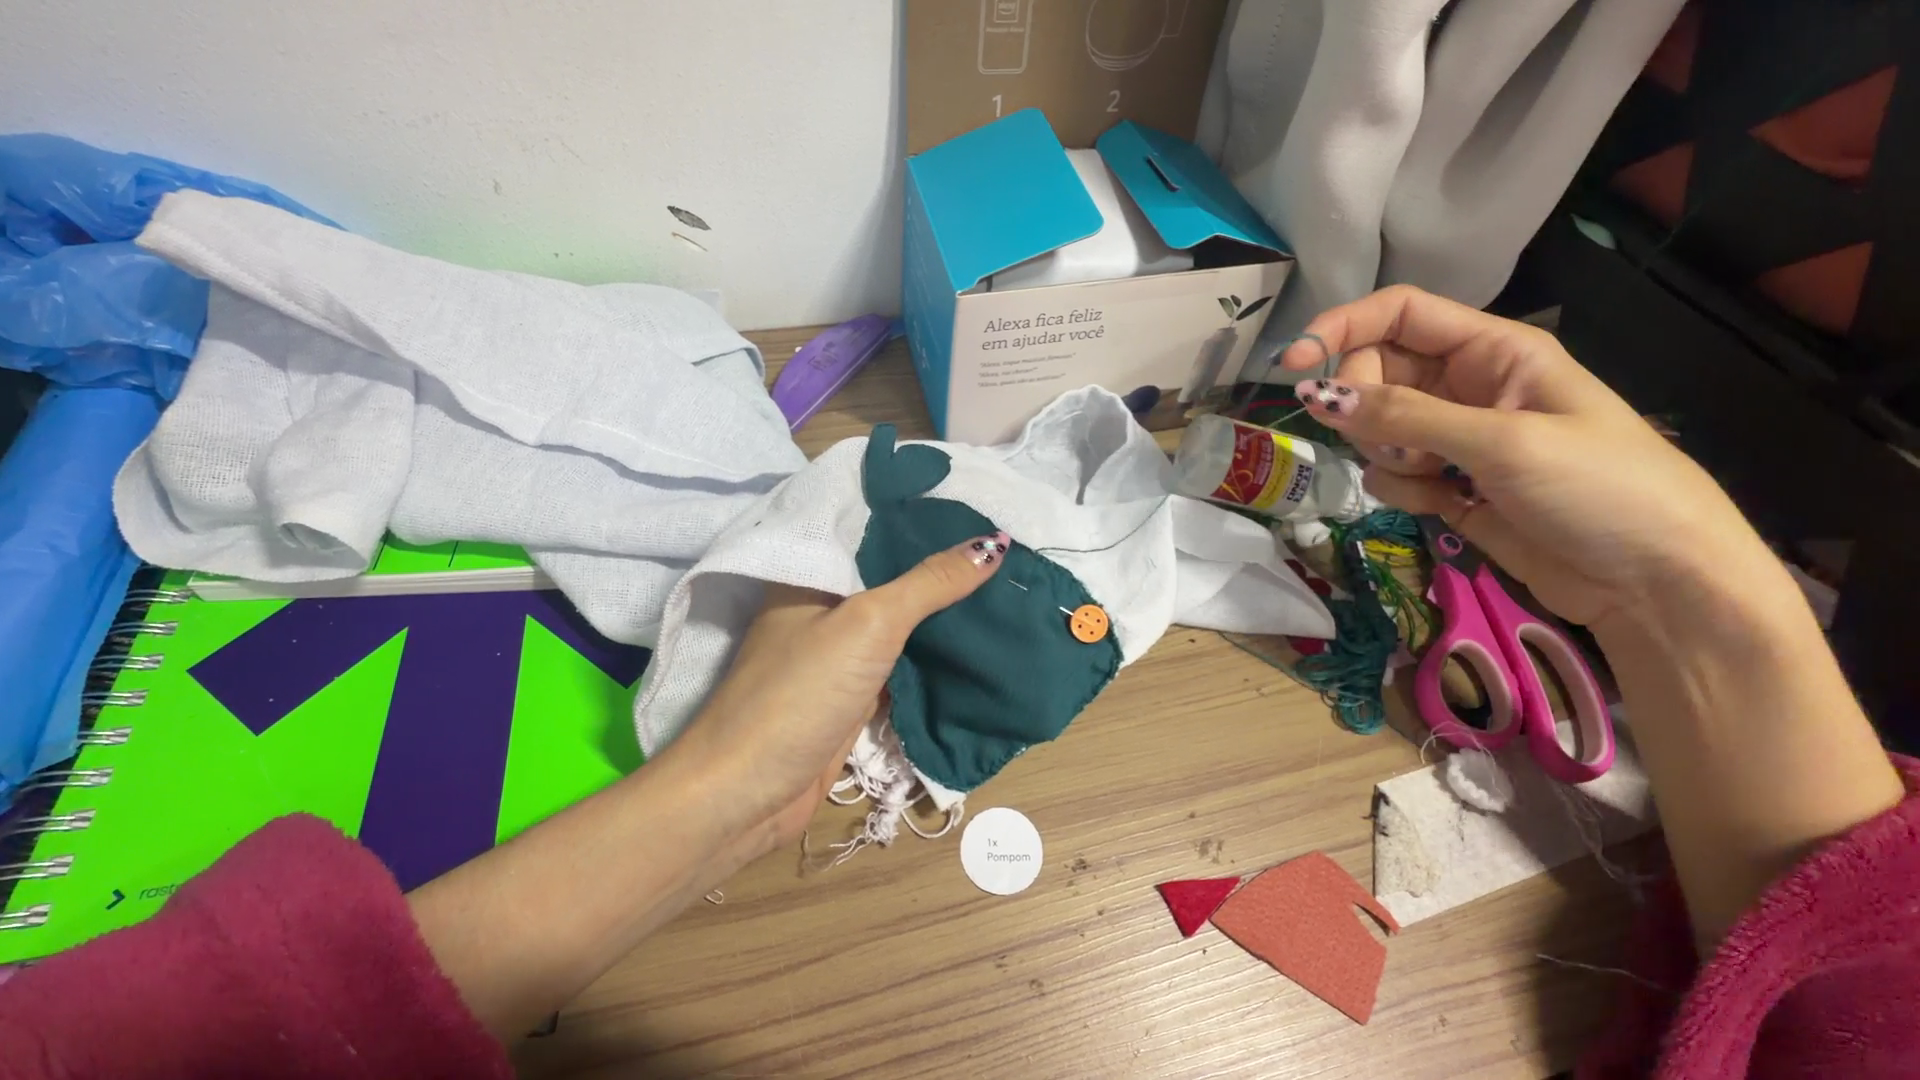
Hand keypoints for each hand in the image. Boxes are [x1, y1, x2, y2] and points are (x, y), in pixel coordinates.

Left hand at [663, 531, 1010, 851]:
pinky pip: (901, 660)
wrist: (747, 792)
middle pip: (890, 574)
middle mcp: (821, 604)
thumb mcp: (869, 624)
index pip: (871, 525)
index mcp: (810, 571)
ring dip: (942, 608)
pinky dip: (934, 651)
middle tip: (1004, 542)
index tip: (977, 501)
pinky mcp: (852, 693)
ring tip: (1003, 581)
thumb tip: (992, 544)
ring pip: (900, 619)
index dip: (921, 514)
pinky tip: (976, 637)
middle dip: (942, 563)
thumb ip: (928, 583)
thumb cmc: (800, 692)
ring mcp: (837, 652)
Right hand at [1282, 286, 1786, 629]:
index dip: (1343, 328)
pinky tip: (1442, 507)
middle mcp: (1470, 386)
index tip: (1293, 365)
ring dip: (1384, 452)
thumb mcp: (1502, 442)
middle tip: (1387, 444)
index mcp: (1495, 351)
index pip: (1400, 314)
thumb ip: (1404, 416)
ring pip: (1378, 428)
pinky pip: (1394, 475)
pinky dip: (1402, 490)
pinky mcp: (1451, 488)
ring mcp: (1459, 440)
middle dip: (1366, 406)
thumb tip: (1316, 394)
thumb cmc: (1601, 488)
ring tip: (1432, 479)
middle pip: (1379, 372)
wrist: (1656, 583)